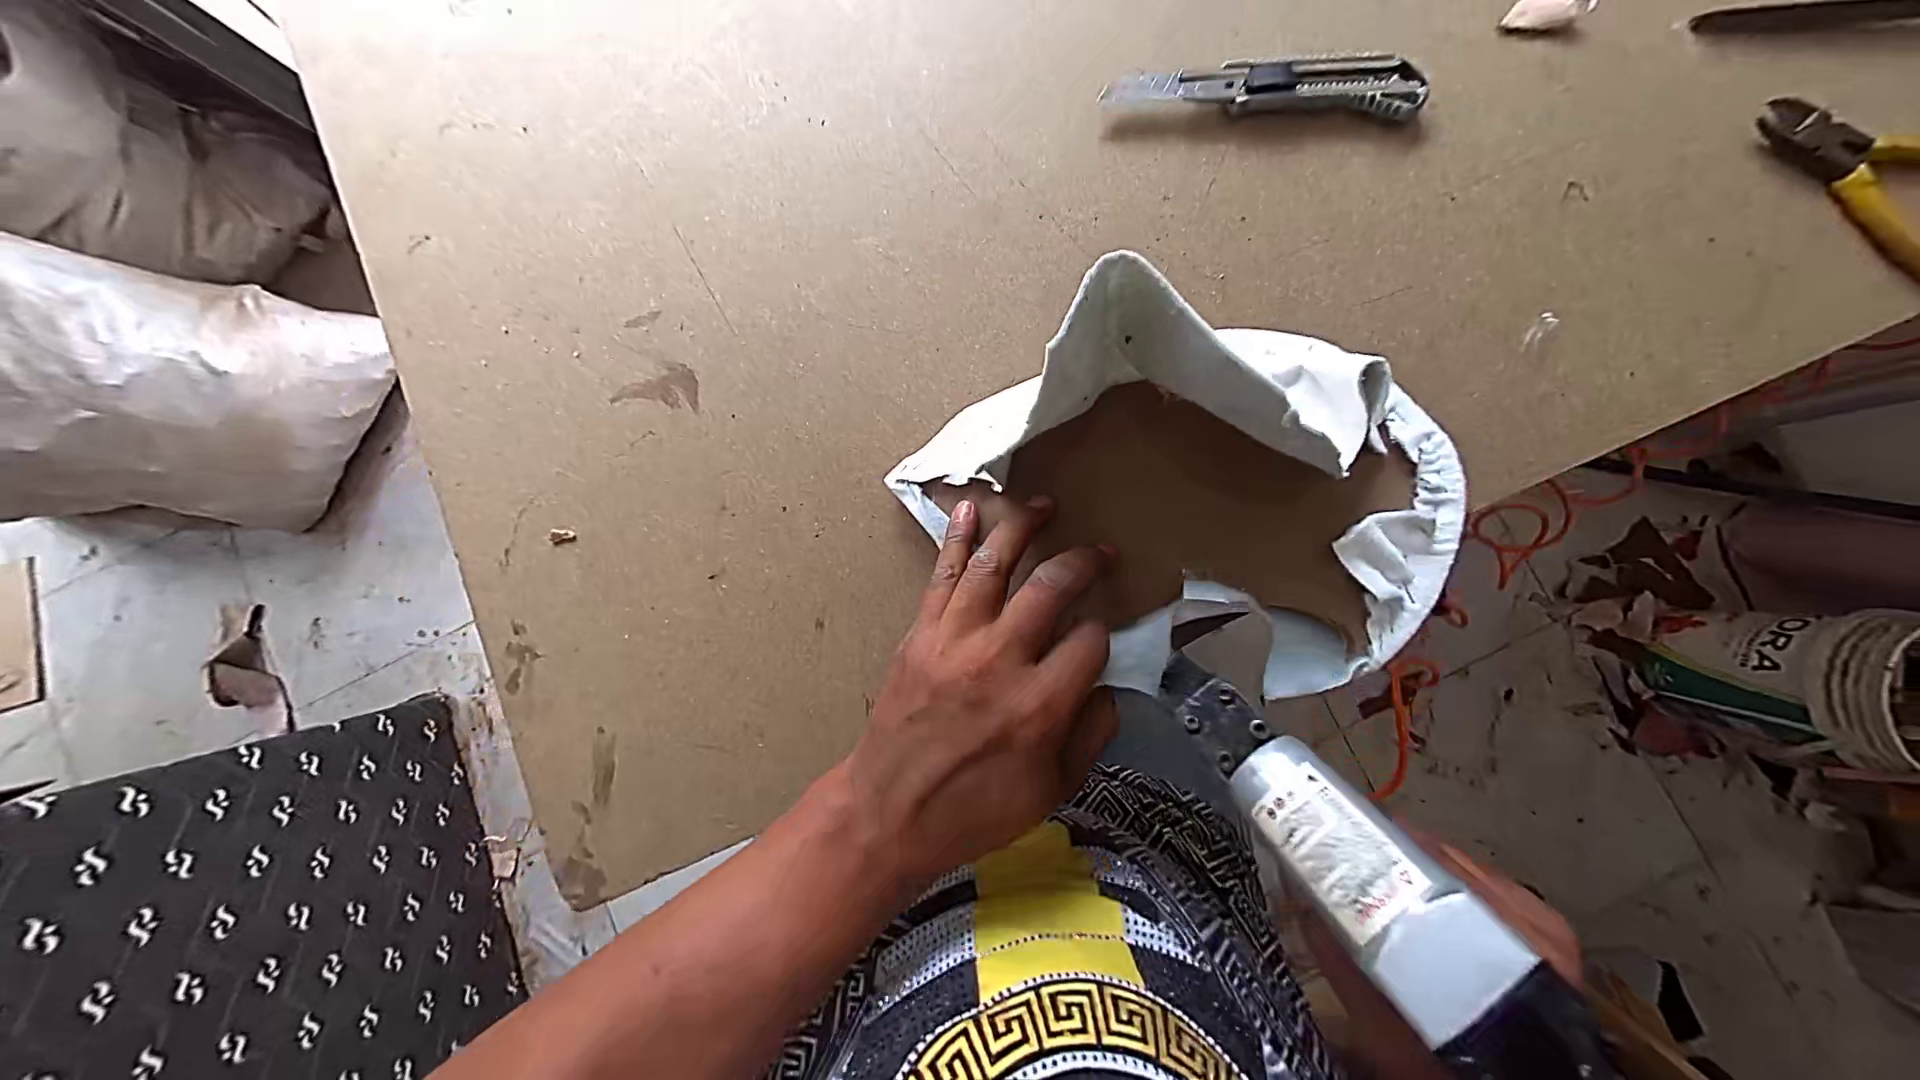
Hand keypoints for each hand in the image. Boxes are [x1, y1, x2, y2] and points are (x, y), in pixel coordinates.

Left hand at [836, 495, 1118, 889]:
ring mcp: (955, 640)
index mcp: (1040, 705)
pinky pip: (943, 575)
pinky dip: (957, 538)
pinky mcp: (921, 633)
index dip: (1104, 634)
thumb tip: (1108, 687)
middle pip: (1051, 587)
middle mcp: (1000, 660)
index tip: (1100, 639)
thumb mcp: (1051, 791)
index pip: (1090, 640)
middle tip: (1100, 553)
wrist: (887, 812)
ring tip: (1043, 505)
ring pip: (995, 565)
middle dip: (1083, 562)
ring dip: (1022, 527)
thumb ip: (1091, 735)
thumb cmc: (973, 810)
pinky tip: (970, 510)